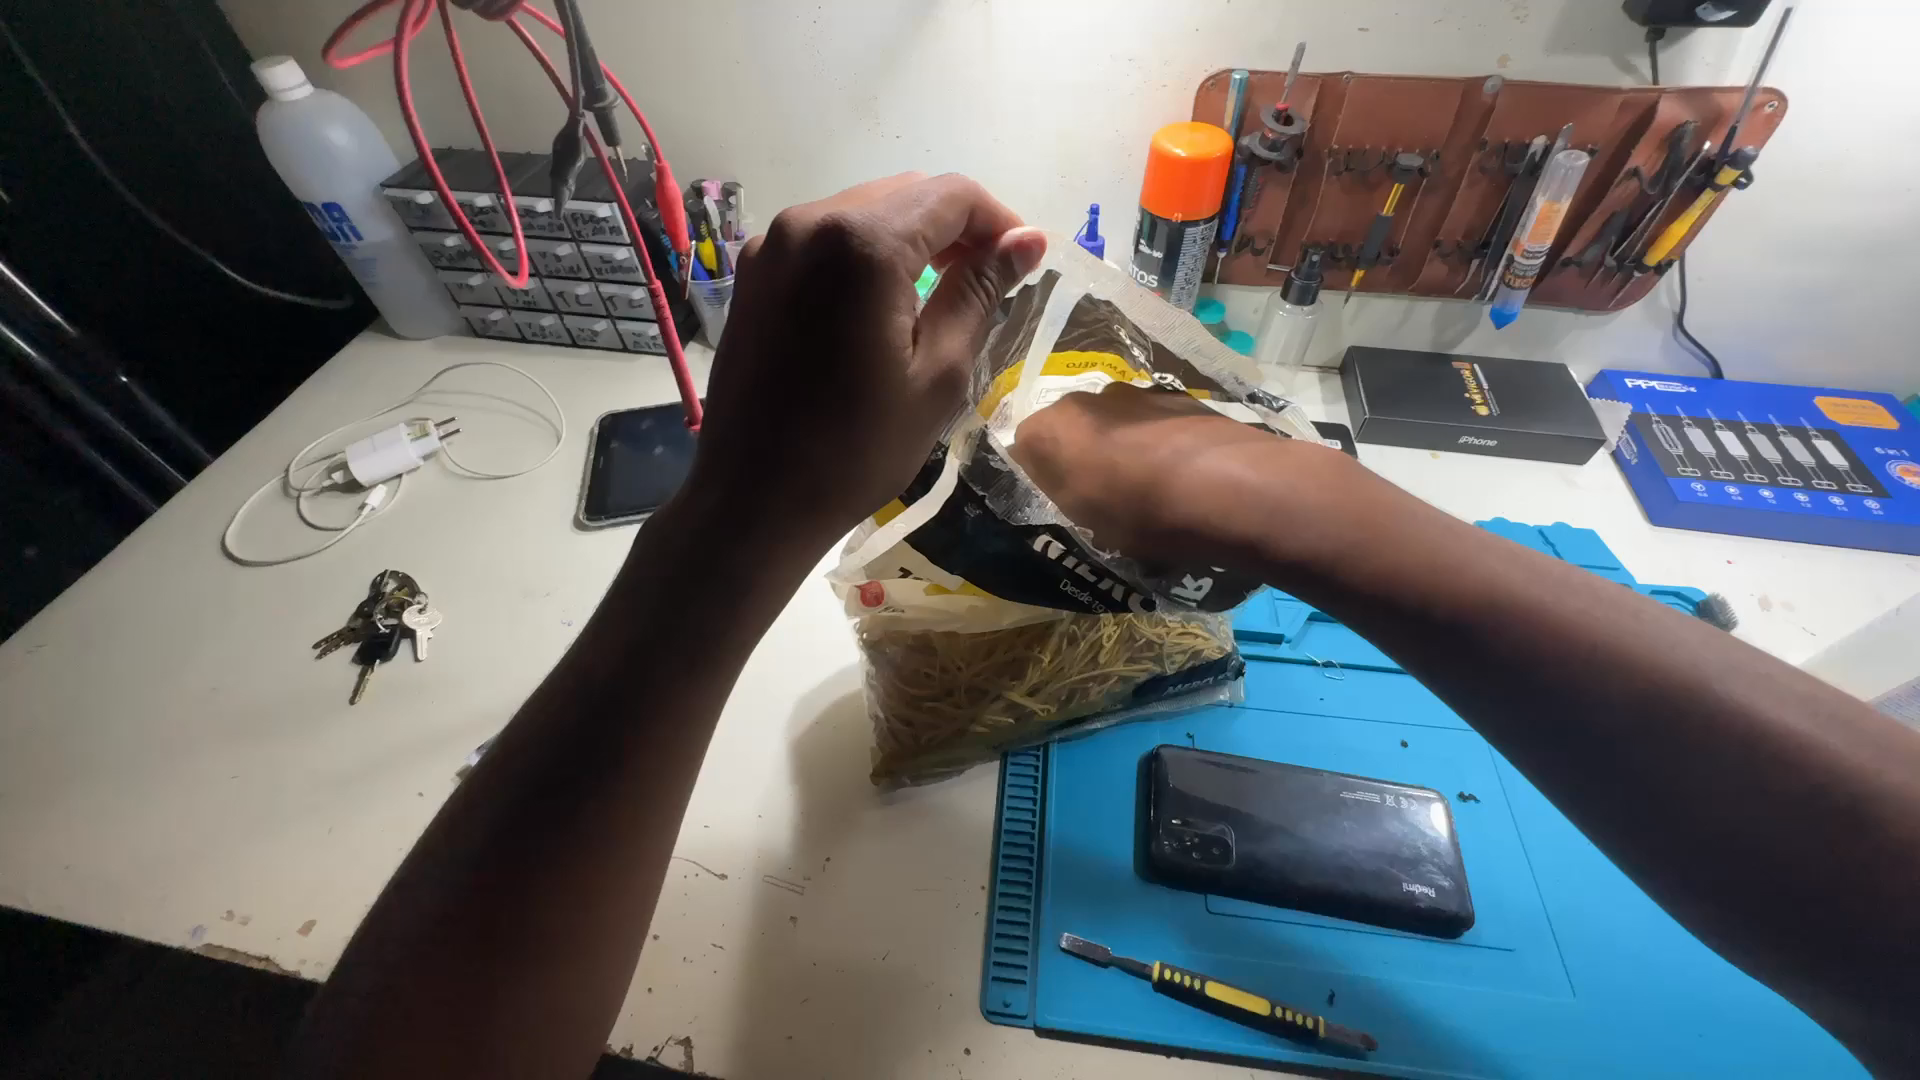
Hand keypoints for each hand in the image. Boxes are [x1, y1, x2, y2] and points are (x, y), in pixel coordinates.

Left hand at [684, 172, 1045, 548]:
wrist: (755, 499)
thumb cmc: (857, 450)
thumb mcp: (938, 375)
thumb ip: (980, 294)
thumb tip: (1026, 241)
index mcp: (862, 243)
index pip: (952, 195)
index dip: (999, 222)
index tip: (1024, 265)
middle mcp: (809, 222)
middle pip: (905, 194)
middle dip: (956, 229)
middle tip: (987, 285)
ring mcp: (772, 246)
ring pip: (863, 214)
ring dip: (910, 242)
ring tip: (938, 299)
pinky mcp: (753, 275)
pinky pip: (825, 242)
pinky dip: (866, 258)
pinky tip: (881, 308)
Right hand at [1010, 383, 1359, 568]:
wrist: (1231, 488)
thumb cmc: (1141, 512)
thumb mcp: (1083, 523)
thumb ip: (1058, 496)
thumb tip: (1058, 486)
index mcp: (1052, 427)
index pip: (1024, 449)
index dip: (1039, 479)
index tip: (1059, 506)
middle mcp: (1089, 397)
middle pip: (1072, 431)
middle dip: (1081, 460)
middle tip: (1101, 501)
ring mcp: (1139, 393)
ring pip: (1115, 425)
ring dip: (1121, 450)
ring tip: (1149, 492)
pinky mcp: (1182, 397)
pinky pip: (1154, 426)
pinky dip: (1159, 447)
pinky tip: (1182, 480)